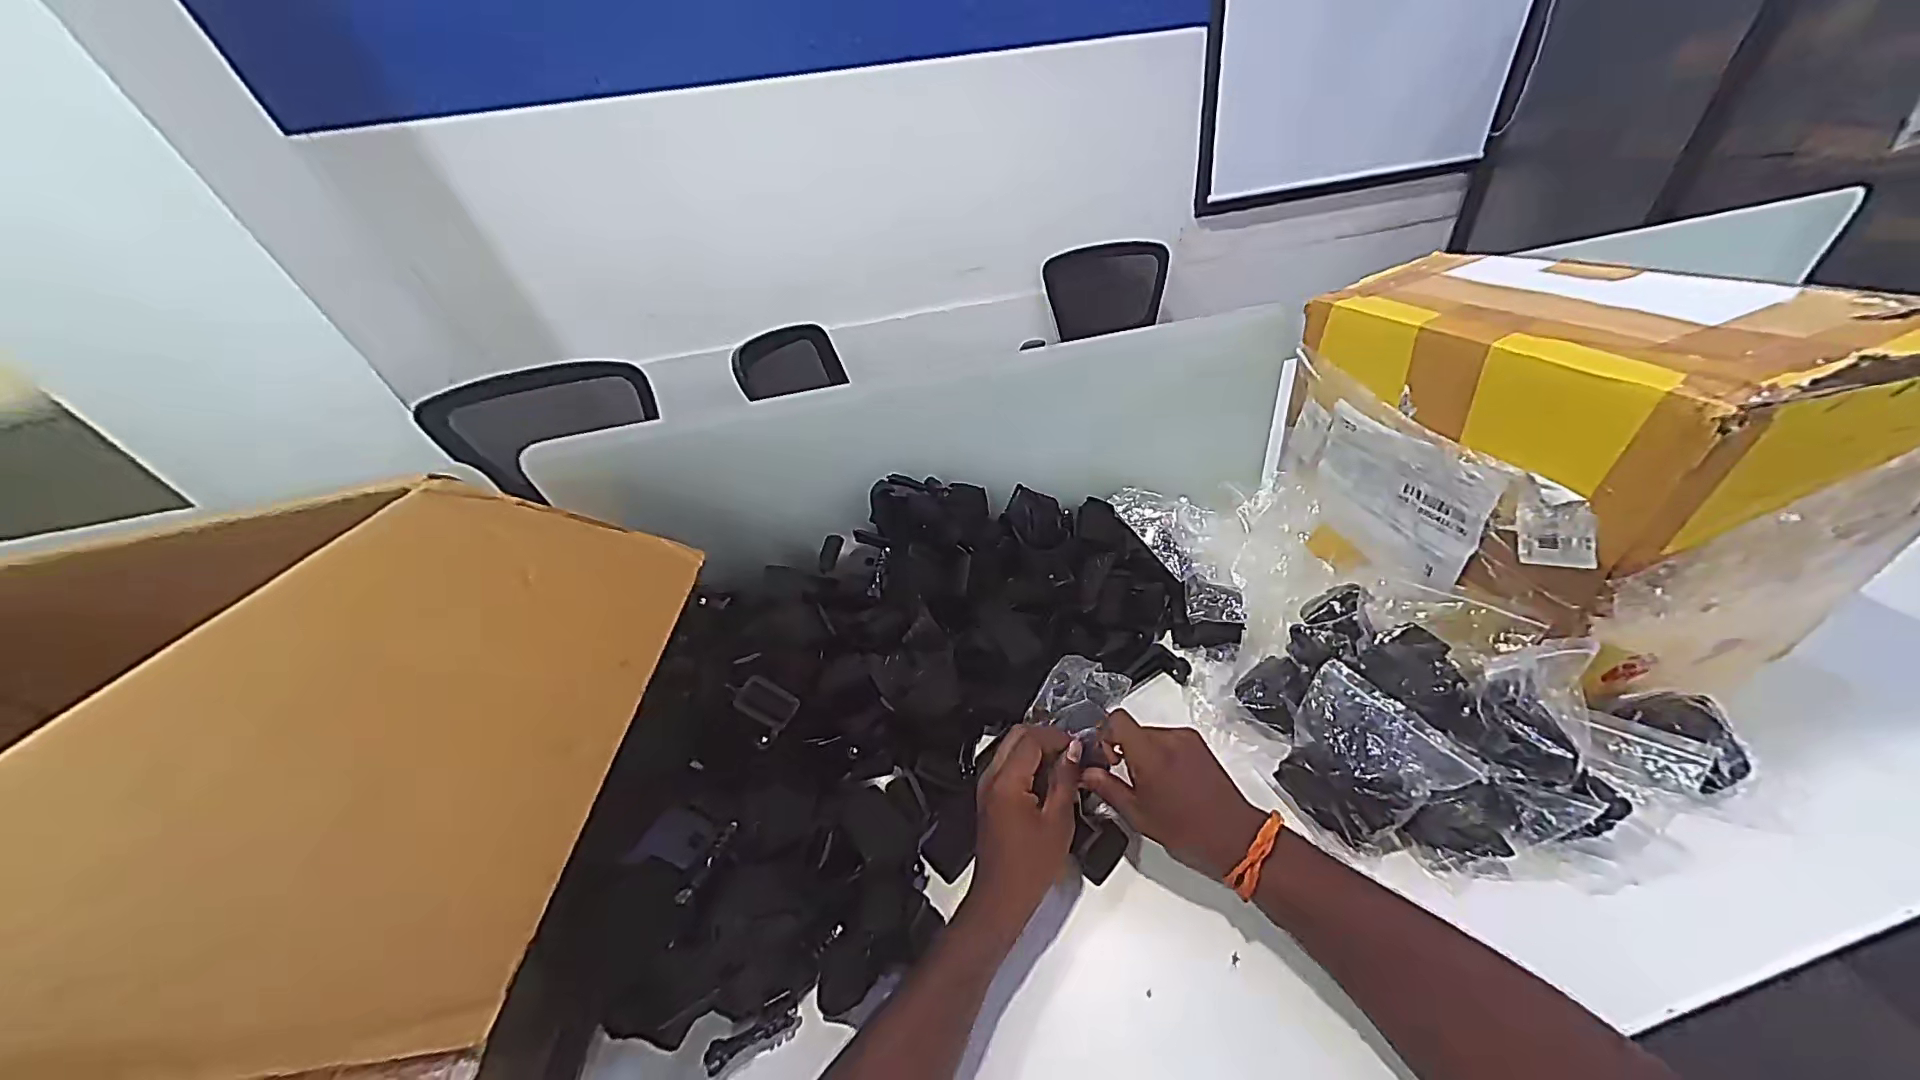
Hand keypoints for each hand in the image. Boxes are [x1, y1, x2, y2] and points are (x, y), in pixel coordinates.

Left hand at [965, 725, 1080, 933]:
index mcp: (1006, 782)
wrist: (1003, 896)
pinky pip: (1008, 767)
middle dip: (1046, 738)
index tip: (1077, 746)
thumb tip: (1072, 753)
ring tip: (1064, 768)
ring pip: (1011, 749)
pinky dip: (1028, 766)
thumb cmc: (1028, 869)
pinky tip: (1049, 783)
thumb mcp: (1058, 821)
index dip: (1057, 737)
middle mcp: (991, 779)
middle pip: (1018, 736)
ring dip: (1037, 750)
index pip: (1031, 738)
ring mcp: (987, 787)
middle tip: (1071, 752)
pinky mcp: (990, 797)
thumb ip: (1066, 780)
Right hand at [1081, 709, 1267, 880]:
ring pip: (1150, 735)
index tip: (1104, 756)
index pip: (1115, 720)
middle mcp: (1170, 738)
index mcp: (1150, 752)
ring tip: (1148, 786)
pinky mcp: (1199, 745)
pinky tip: (1166, 783)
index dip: (1103, 736)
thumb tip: (1088, 774)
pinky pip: (1169, 741)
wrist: (1235, 838)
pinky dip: (1161, 755)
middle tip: (1122, 777)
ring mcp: (1187, 740)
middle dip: (1122, 749)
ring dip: (1142, 753)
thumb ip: (1107, 788)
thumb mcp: (1138, 814)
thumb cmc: (1192, 831)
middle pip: (1132, 729)